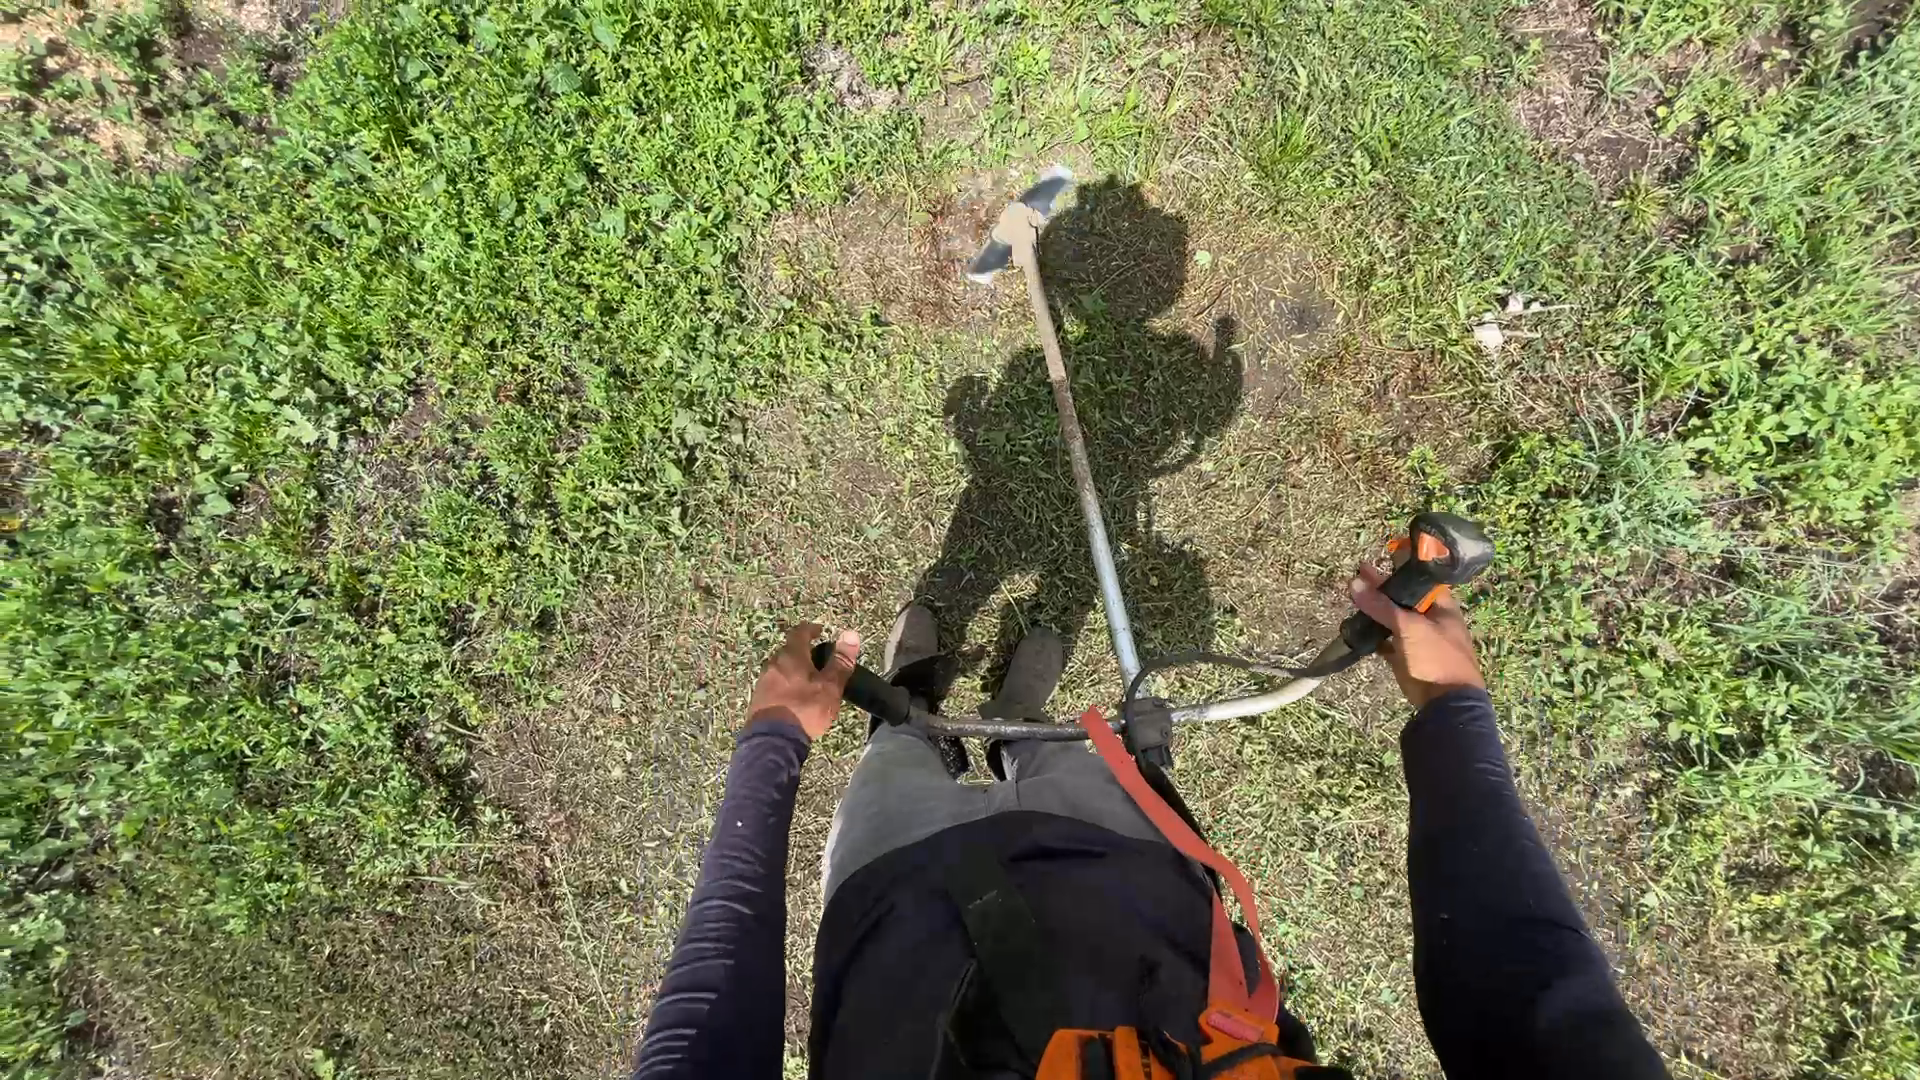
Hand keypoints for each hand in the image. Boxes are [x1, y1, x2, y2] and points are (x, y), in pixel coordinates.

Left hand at [745, 623, 860, 740]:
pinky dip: (785, 684)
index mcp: (791, 656)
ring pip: (780, 668)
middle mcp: (774, 664)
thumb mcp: (830, 686)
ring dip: (793, 669)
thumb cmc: (805, 709)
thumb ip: (840, 662)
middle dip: (803, 652)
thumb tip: (851, 634)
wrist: (772, 741)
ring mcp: (763, 682)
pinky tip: (793, 697)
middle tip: (818, 659)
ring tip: (808, 680)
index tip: (820, 631)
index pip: (800, 633)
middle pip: (788, 651)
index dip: (811, 630)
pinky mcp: (758, 699)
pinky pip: (774, 684)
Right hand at [1349, 563, 1483, 710]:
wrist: (1445, 701)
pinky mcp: (1405, 654)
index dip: (1402, 567)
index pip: (1420, 579)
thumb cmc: (1436, 656)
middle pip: (1401, 598)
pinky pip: (1385, 638)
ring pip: (1391, 618)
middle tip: (1357, 577)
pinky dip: (1372, 633)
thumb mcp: (1408, 626)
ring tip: (1352, 598)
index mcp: (1441, 607)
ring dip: (1373, 611)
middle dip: (1380, 589)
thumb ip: (1380, 605)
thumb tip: (1353, 583)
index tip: (1382, 556)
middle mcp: (1430, 619)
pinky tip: (1356, 627)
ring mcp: (1417, 637)